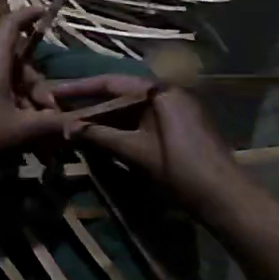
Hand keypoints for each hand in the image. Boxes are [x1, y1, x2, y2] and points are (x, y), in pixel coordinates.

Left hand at [0, 8, 67, 164]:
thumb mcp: (20, 129)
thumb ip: (50, 124)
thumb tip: (77, 122)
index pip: (12, 24)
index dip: (28, 15)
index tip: (44, 11)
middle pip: (15, 63)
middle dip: (36, 86)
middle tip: (48, 115)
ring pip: (2, 80)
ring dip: (22, 100)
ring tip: (32, 130)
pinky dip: (4, 104)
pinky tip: (10, 130)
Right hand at [53, 74, 248, 210]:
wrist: (224, 196)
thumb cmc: (180, 169)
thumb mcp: (136, 151)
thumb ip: (101, 136)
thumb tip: (67, 128)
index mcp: (159, 92)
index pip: (111, 82)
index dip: (80, 88)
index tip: (54, 91)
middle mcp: (167, 93)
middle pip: (120, 93)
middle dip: (90, 102)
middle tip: (59, 106)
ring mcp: (174, 110)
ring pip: (130, 108)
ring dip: (103, 115)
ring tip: (74, 122)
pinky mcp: (177, 126)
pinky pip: (141, 119)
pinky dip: (119, 125)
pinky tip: (100, 134)